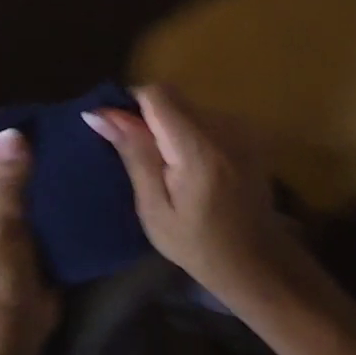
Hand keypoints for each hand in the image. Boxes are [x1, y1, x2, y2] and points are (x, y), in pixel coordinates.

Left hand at [0, 128, 58, 354]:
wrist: (8, 344)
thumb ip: (3, 179)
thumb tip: (10, 132)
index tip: (19, 113)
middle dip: (10, 143)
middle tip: (48, 125)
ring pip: (5, 182)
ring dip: (29, 166)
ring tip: (62, 144)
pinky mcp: (12, 241)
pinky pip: (25, 204)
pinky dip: (41, 189)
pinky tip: (68, 177)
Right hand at [83, 86, 295, 298]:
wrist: (255, 260)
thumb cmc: (197, 244)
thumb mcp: (155, 208)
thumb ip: (134, 154)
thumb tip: (99, 113)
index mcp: (199, 148)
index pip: (157, 94)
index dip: (132, 106)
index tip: (120, 135)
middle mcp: (225, 127)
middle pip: (174, 98)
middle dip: (150, 119)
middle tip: (145, 162)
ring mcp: (242, 128)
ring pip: (189, 106)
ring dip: (171, 127)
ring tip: (170, 170)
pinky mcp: (249, 133)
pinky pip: (207, 117)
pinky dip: (190, 134)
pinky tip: (192, 169)